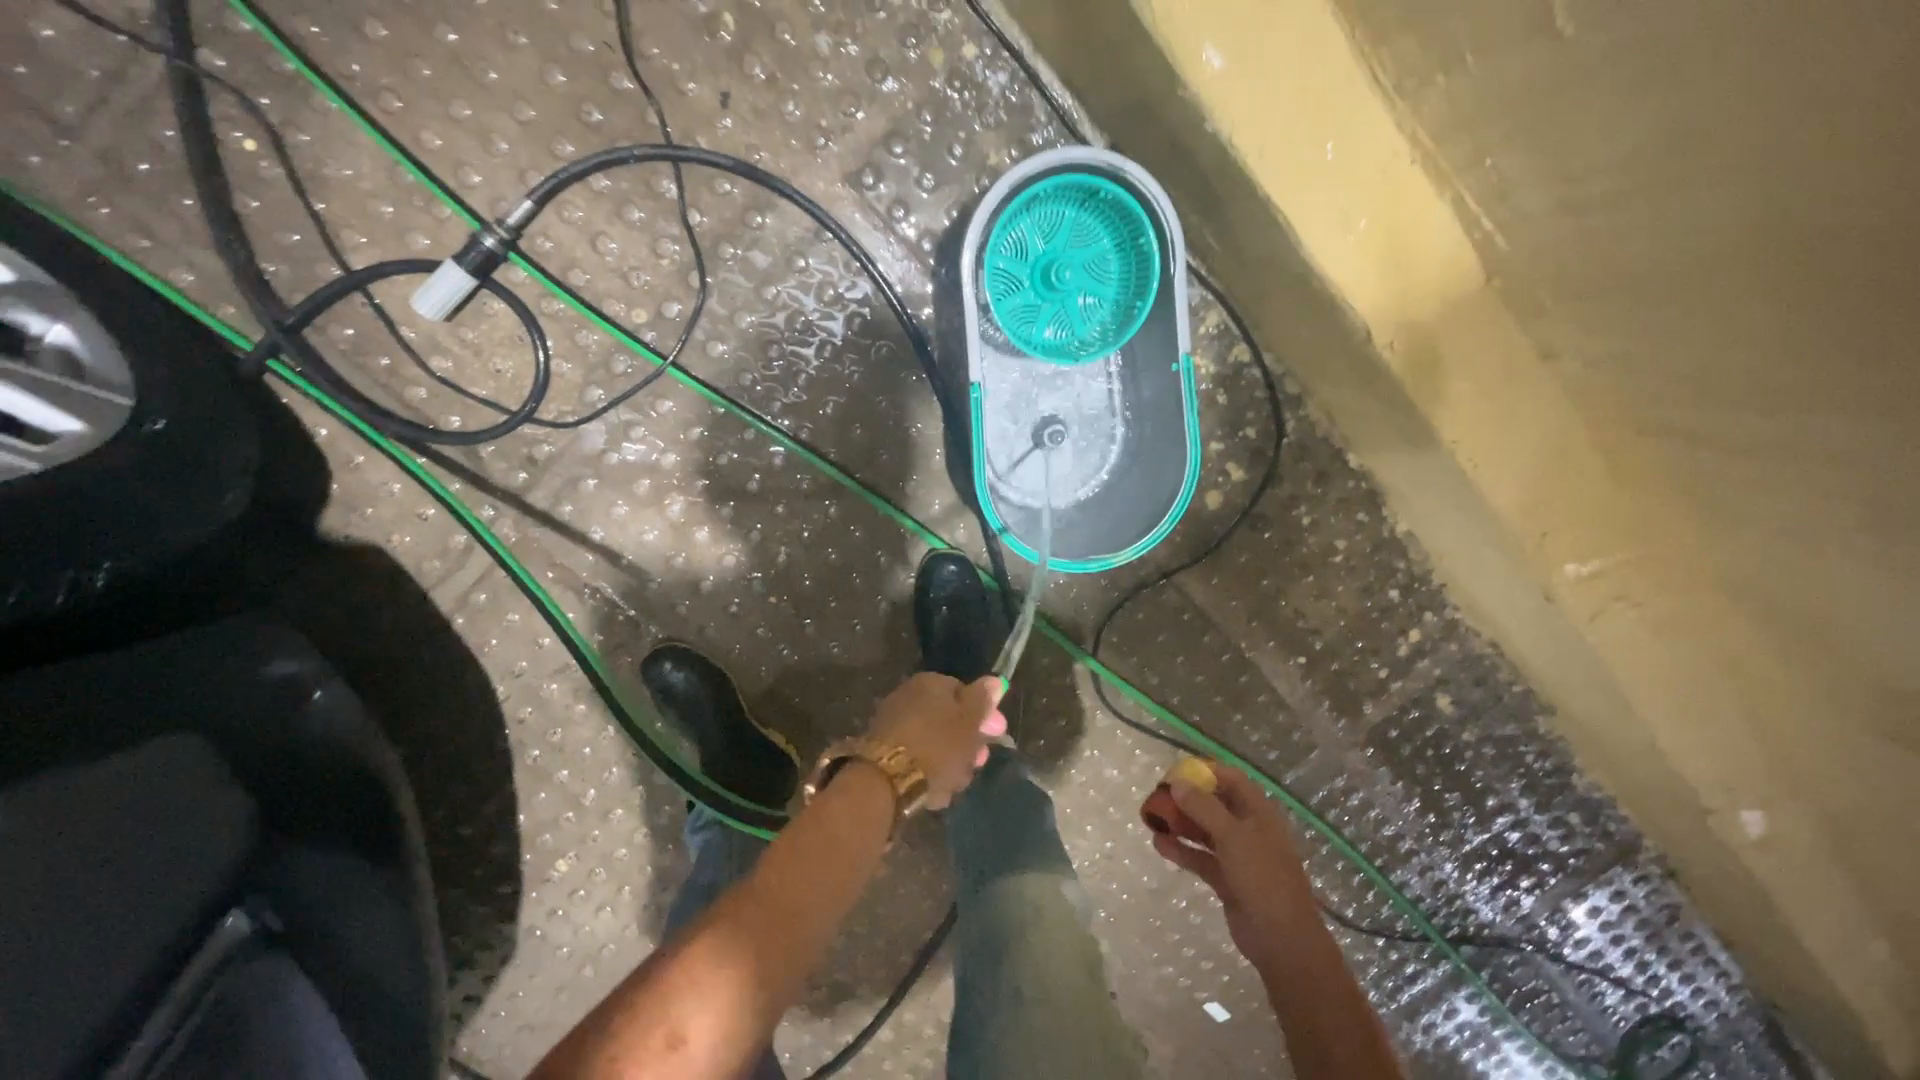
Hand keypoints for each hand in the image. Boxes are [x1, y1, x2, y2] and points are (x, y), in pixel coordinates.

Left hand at [868, 673, 1005, 808]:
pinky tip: (937, 792)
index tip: (998, 733)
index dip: (984, 714)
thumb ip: (982, 700)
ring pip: (934, 743)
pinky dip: (929, 774)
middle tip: (978, 762)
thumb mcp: (969, 721)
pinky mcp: (884, 754)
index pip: (964, 693)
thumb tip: (995, 680)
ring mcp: (893, 725)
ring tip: (957, 783)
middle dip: (968, 743)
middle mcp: (909, 697)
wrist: (886, 780)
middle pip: (948, 720)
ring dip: (951, 763)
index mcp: (930, 683)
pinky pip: (917, 761)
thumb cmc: (937, 746)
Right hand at [1151, 763, 1319, 971]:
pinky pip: (1200, 858)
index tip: (1175, 772)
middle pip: (1215, 804)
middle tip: (1156, 796)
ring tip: (1151, 818)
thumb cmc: (1263, 878)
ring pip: (1205, 831)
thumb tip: (1178, 783)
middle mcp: (1249, 829)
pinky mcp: (1227, 879)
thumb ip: (1204, 807)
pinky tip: (1159, 844)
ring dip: (1180, 824)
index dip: (1205, 772)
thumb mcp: (1233, 836)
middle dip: (1187, 798)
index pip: (1232, 779)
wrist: (1281, 938)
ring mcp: (1238, 855)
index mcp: (1260, 812)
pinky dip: (1182, 850)